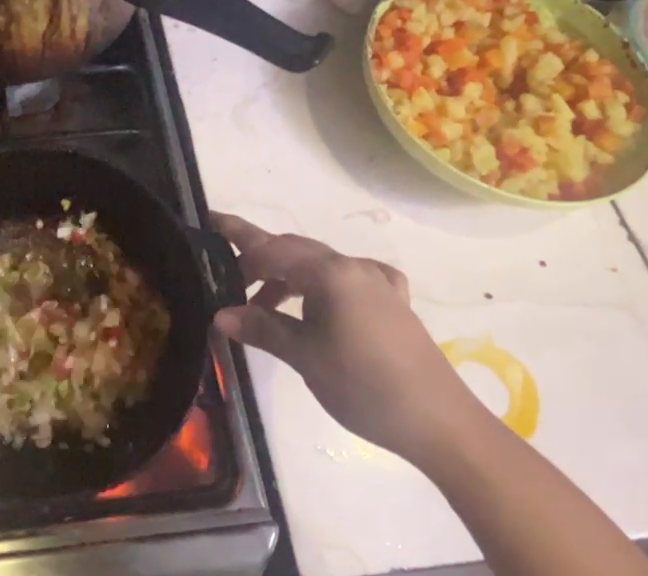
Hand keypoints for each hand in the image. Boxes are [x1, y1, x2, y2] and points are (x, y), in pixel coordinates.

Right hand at [211, 211, 489, 465]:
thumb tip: (220, 314)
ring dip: (288, 278)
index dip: (238, 238)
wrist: (439, 421)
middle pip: (296, 251)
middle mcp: (353, 268)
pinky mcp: (393, 304)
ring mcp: (378, 284)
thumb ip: (262, 329)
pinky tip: (326, 301)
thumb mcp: (305, 357)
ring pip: (322, 266)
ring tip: (263, 306)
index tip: (208, 226)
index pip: (272, 248)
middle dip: (259, 259)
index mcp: (330, 273)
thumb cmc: (364, 386)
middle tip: (227, 277)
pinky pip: (352, 280)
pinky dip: (326, 285)